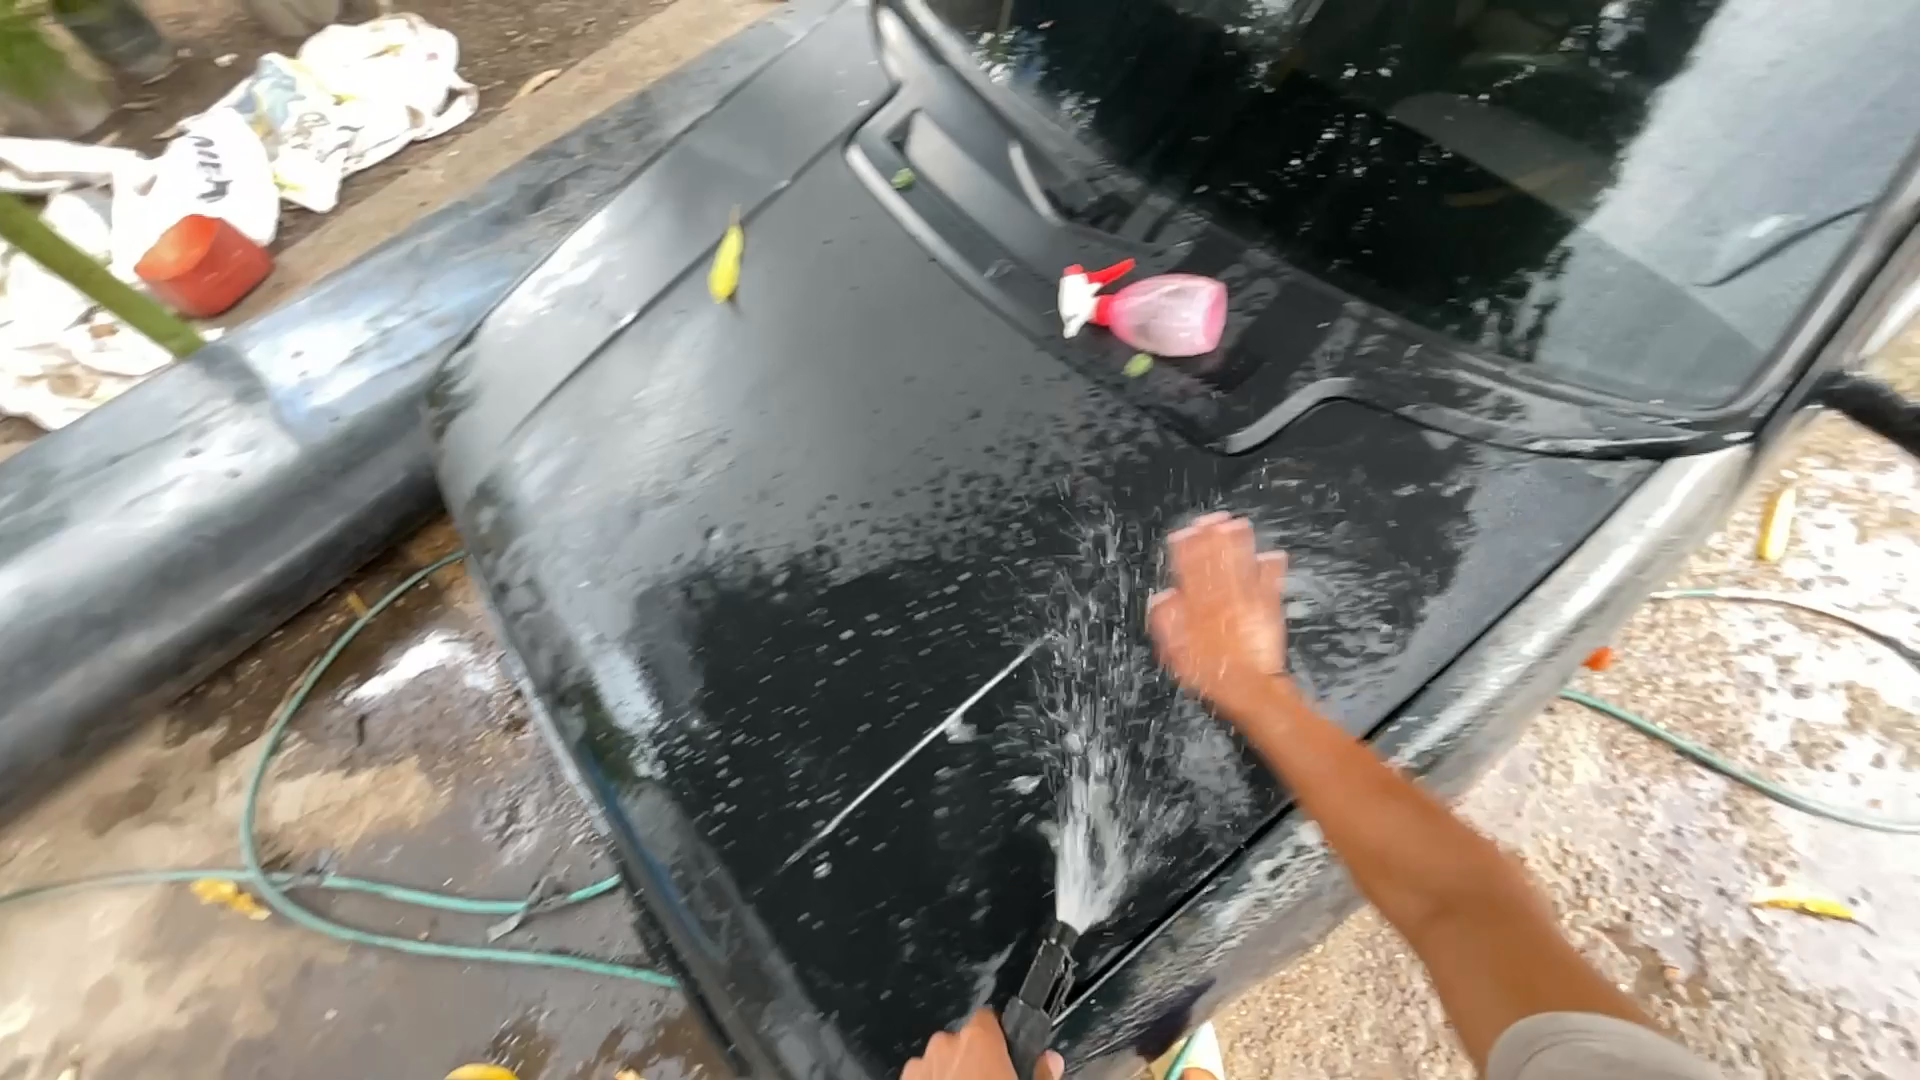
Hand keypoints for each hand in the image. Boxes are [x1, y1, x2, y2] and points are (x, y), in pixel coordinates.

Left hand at [902, 1009, 1063, 1079]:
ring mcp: (920, 1066)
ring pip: (941, 1063)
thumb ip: (1042, 1075)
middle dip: (974, 1063)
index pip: (989, 1020)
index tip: (1006, 1058)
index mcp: (979, 1040)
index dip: (999, 1039)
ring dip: (951, 1077)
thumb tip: (1050, 1061)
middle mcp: (946, 1044)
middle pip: (964, 1043)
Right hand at [1147, 512, 1289, 720]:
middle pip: (1216, 564)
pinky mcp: (1268, 611)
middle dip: (1213, 540)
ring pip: (1242, 567)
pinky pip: (1271, 585)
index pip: (1189, 572)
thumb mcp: (1176, 654)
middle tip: (1211, 518)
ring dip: (1239, 546)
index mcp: (1198, 609)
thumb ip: (1168, 623)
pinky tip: (1273, 555)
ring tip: (1237, 525)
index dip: (1185, 550)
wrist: (1248, 691)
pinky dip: (1272, 569)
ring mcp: (1248, 604)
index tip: (1183, 531)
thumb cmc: (1210, 674)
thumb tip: (1162, 597)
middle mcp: (1223, 601)